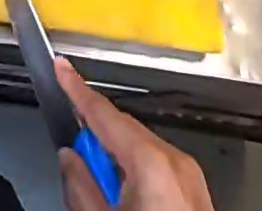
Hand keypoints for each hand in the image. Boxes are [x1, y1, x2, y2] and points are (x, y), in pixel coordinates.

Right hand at [56, 59, 212, 210]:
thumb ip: (80, 186)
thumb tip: (69, 157)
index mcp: (149, 162)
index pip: (103, 113)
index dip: (76, 88)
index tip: (60, 65)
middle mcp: (175, 162)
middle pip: (124, 131)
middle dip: (97, 136)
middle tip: (72, 153)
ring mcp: (193, 180)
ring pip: (141, 151)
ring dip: (117, 160)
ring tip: (100, 191)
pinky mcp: (200, 199)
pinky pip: (159, 171)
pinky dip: (136, 176)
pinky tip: (125, 200)